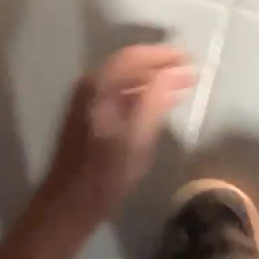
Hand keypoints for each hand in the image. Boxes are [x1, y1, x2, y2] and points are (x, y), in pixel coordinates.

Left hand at [40, 45, 195, 214]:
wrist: (68, 205)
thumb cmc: (104, 175)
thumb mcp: (136, 140)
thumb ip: (155, 101)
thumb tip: (176, 71)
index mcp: (98, 87)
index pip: (133, 56)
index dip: (162, 54)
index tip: (189, 57)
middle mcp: (90, 87)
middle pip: (128, 64)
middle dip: (160, 66)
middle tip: (190, 72)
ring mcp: (86, 101)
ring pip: (124, 80)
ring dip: (152, 80)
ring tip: (182, 87)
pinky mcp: (88, 116)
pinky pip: (119, 94)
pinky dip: (140, 94)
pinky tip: (159, 105)